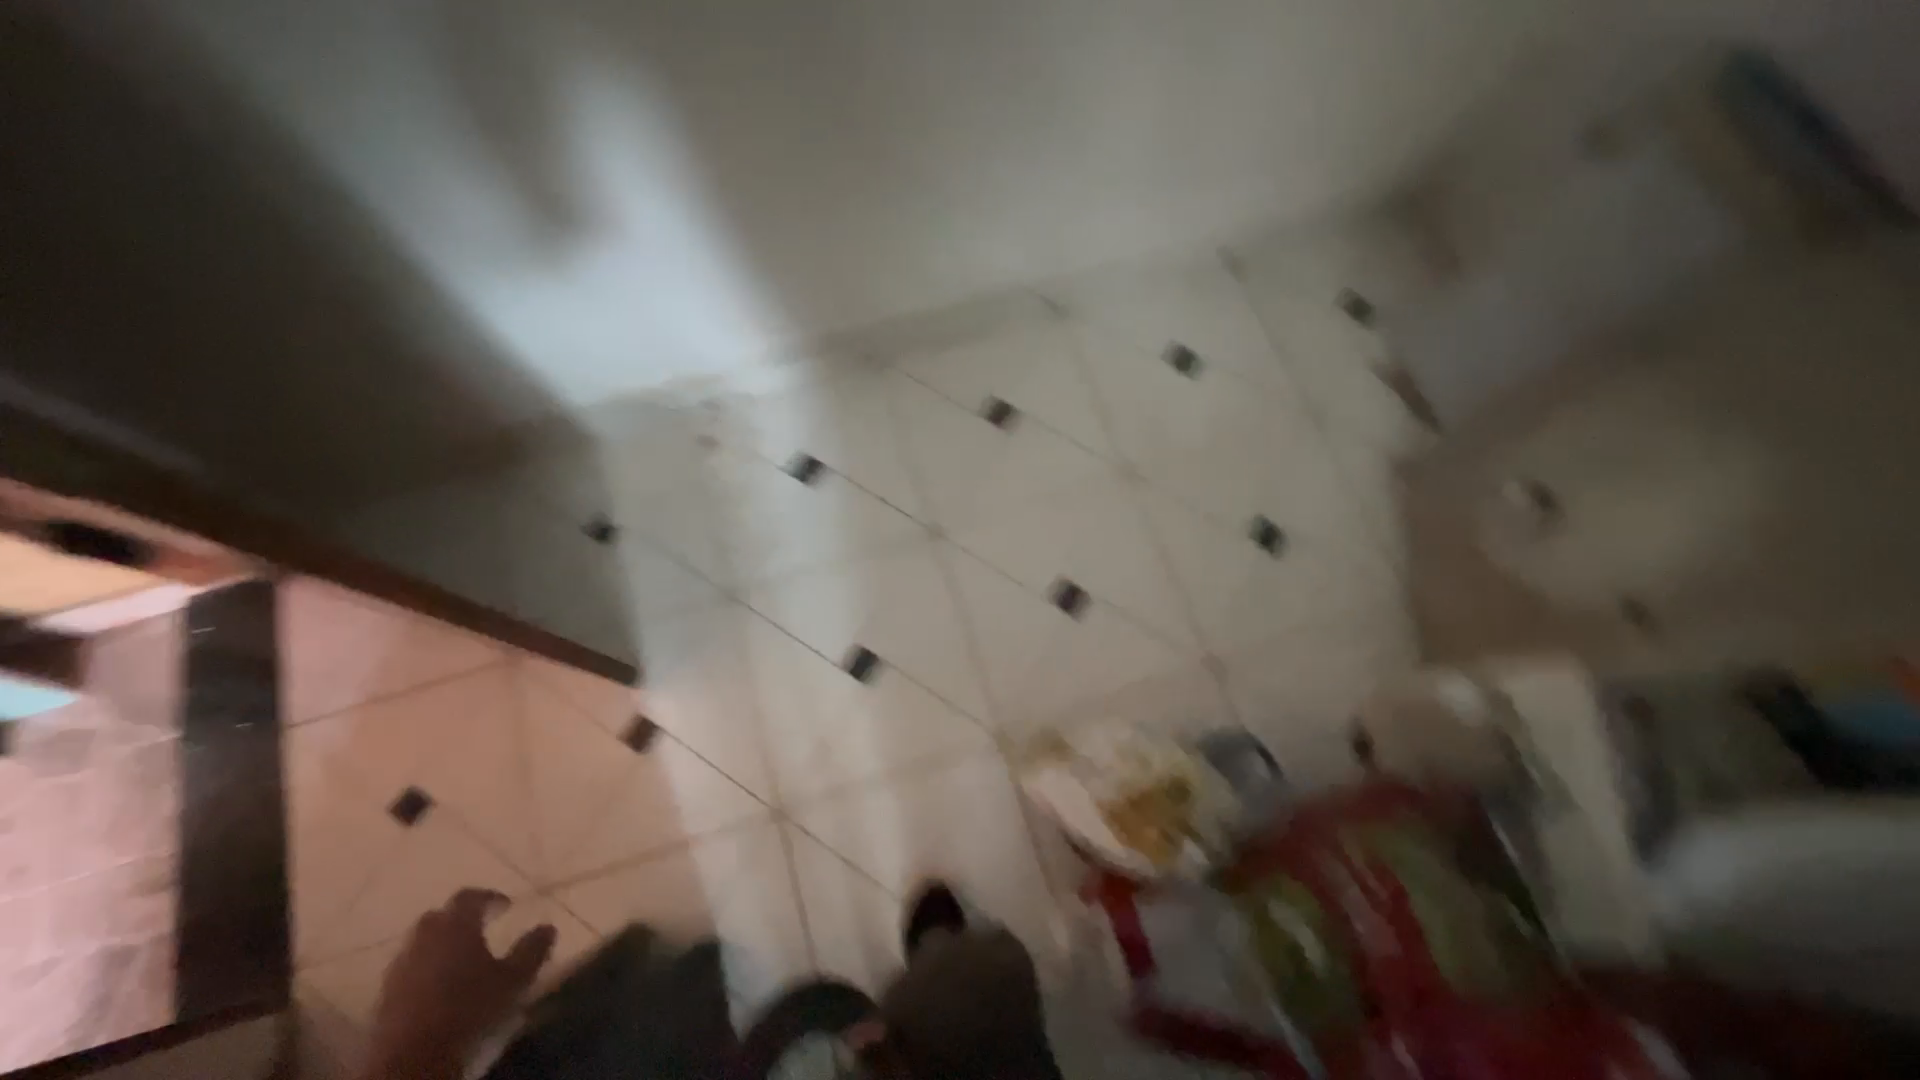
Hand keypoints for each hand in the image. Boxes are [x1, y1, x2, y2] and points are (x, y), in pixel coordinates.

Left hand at [362, 888, 556, 1079]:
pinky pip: (409, 969)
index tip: (507, 906)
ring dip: (441, 945)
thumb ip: (532, 950)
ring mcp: (400, 967)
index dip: (490, 897)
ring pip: (421, 943)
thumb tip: (547, 927)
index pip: (470, 897)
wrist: (412, 1059)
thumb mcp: (514, 980)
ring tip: (460, 960)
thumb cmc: (469, 1010)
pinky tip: (439, 987)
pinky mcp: (385, 995)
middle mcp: (424, 939)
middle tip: (480, 928)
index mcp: (456, 927)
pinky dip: (425, 969)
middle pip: (440, 916)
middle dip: (460, 918)